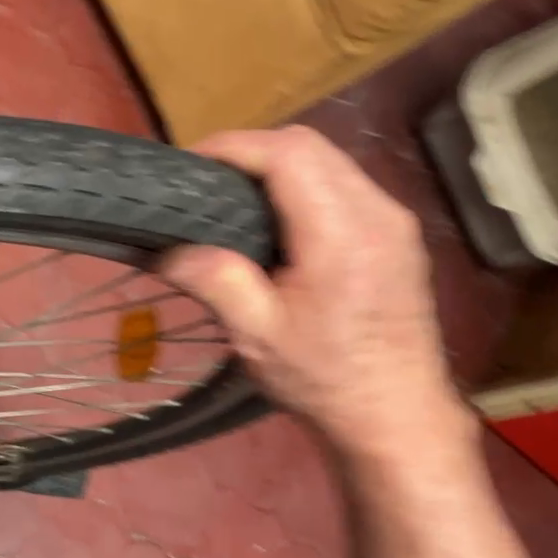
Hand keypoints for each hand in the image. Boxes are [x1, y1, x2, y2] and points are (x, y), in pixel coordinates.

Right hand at [159, 126, 470, 459]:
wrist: (391, 410)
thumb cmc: (321, 375)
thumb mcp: (256, 333)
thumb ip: (215, 281)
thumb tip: (166, 251)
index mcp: (341, 231)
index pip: (289, 155)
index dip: (235, 147)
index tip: (187, 164)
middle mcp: (376, 210)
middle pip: (312, 148)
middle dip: (251, 151)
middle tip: (198, 182)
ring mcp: (390, 220)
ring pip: (329, 163)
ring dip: (275, 168)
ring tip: (224, 199)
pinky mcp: (391, 235)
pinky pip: (341, 187)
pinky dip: (298, 188)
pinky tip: (267, 222)